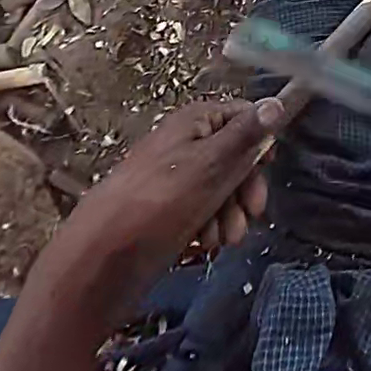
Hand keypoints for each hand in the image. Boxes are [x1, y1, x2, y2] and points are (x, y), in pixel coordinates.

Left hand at [32, 98, 282, 320]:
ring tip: (226, 238)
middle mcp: (185, 143)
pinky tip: (208, 244)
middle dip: (247, 187)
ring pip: (222, 186)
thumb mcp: (210, 165)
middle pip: (237, 154)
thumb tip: (278, 102)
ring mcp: (174, 178)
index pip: (245, 116)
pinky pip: (202, 209)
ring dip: (232, 212)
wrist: (92, 268)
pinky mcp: (165, 211)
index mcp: (194, 122)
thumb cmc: (157, 206)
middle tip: (254, 214)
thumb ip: (247, 134)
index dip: (261, 141)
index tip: (268, 169)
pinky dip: (211, 225)